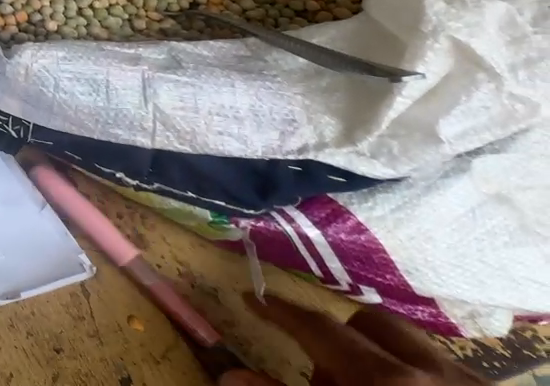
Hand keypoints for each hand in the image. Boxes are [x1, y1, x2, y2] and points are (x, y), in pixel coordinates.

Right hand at [222, 293, 486, 385]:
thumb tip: (230, 376)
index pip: (317, 327)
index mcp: (384, 381)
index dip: (280, 312)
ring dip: (383, 358)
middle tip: (325, 376)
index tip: (253, 300)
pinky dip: (419, 380)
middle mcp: (432, 373)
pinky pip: (448, 372)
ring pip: (415, 346)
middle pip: (369, 325)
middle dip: (339, 339)